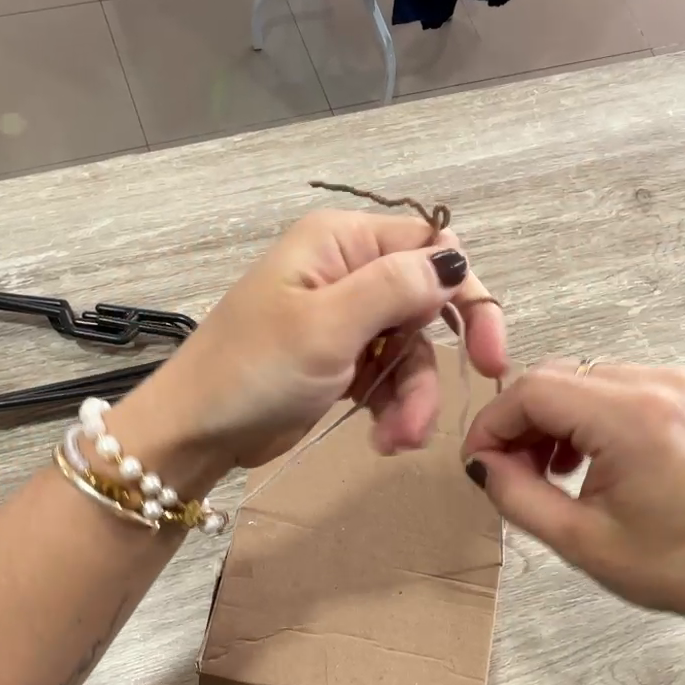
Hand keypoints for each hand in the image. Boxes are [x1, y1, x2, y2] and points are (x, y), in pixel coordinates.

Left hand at [119, 211, 509, 482]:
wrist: (197, 432)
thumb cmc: (252, 370)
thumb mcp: (326, 325)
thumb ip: (395, 288)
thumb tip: (456, 262)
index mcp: (342, 243)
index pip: (430, 248)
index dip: (466, 296)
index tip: (487, 353)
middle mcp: (347, 274)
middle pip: (425, 307)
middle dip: (432, 365)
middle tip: (446, 407)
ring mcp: (344, 323)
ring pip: (409, 354)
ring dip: (411, 400)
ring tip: (395, 441)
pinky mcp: (339, 365)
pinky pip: (387, 380)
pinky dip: (392, 411)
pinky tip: (382, 441)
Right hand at [461, 362, 684, 643]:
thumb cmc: (675, 567)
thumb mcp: (579, 541)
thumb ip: (515, 495)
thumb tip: (480, 463)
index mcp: (631, 417)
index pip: (532, 390)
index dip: (491, 424)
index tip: (478, 465)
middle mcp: (657, 383)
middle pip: (555, 377)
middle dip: (519, 422)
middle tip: (509, 474)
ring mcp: (678, 384)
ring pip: (582, 379)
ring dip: (550, 420)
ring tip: (547, 473)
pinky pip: (614, 388)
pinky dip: (584, 417)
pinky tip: (584, 461)